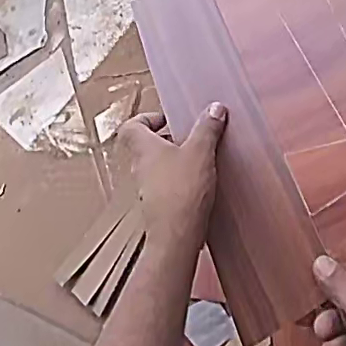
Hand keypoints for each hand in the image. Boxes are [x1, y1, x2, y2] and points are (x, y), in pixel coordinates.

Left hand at [116, 105, 226, 242]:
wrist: (176, 237)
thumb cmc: (181, 193)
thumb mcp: (200, 152)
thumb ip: (207, 129)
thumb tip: (214, 109)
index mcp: (143, 148)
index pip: (131, 126)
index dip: (147, 118)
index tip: (168, 118)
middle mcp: (140, 168)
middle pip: (146, 145)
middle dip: (168, 139)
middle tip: (190, 137)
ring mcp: (148, 189)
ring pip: (157, 167)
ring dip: (175, 160)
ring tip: (200, 159)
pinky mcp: (159, 206)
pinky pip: (166, 186)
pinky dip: (180, 181)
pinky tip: (201, 185)